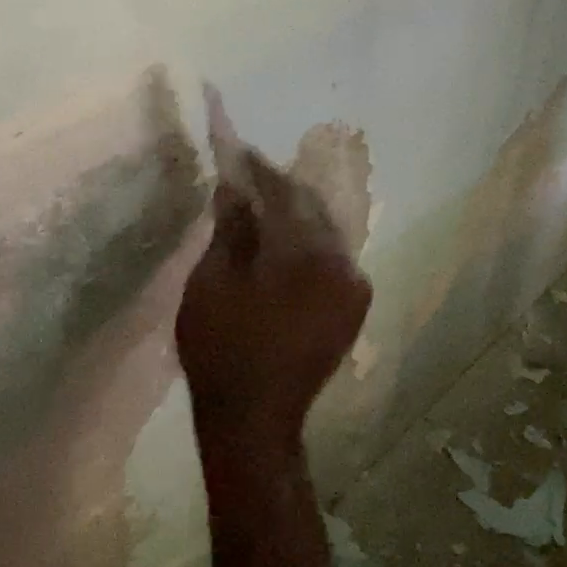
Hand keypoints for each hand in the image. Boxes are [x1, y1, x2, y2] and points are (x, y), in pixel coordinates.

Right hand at [174, 150, 372, 444]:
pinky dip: (305, 242)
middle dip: (277, 187)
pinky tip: (279, 242)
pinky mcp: (352, 307)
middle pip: (310, 207)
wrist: (254, 420)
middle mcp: (343, 263)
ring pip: (323, 231)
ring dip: (293, 214)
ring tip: (258, 202)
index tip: (234, 146)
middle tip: (243, 171)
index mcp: (308, 254)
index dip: (256, 167)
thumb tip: (234, 184)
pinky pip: (330, 257)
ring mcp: (353, 287)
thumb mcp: (213, 281)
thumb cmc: (222, 347)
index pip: (283, 191)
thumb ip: (231, 227)